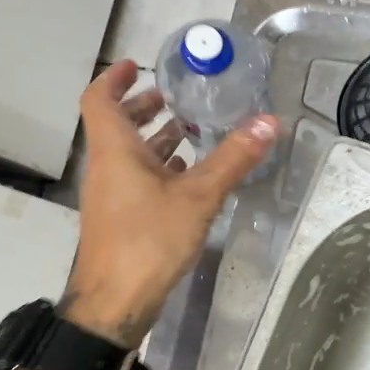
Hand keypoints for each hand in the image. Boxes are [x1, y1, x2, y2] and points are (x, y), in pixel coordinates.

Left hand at [59, 59, 278, 346]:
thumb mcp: (198, 196)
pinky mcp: (121, 218)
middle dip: (144, 107)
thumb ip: (233, 158)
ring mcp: (111, 195)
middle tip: (177, 98)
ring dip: (155, 138)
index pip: (100, 99)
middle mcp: (107, 168)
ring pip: (129, 154)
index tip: (139, 66)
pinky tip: (189, 176)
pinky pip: (137, 179)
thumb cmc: (149, 241)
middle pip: (117, 125)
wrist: (114, 303)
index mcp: (115, 151)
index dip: (116, 78)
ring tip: (192, 131)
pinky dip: (159, 168)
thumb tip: (269, 122)